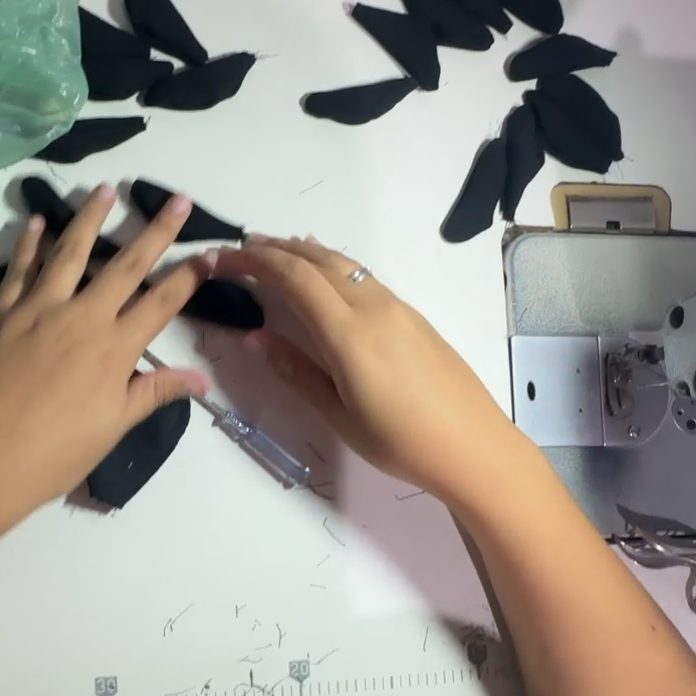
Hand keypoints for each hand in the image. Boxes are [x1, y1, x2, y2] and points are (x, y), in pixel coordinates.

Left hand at [0, 185, 209, 527]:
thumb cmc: (56, 452)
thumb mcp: (113, 426)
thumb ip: (154, 392)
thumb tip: (202, 380)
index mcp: (115, 348)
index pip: (162, 303)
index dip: (188, 278)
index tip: (208, 254)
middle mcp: (82, 317)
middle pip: (126, 266)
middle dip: (156, 231)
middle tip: (176, 200)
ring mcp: (38, 309)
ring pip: (70, 253)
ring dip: (90, 218)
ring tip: (105, 190)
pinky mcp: (1, 312)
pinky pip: (18, 269)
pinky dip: (28, 243)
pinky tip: (36, 222)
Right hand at [213, 237, 519, 505]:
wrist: (474, 446)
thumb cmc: (401, 442)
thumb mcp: (339, 416)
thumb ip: (296, 372)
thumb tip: (255, 337)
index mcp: (350, 334)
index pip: (294, 279)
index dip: (254, 263)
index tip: (222, 259)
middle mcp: (374, 307)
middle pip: (317, 260)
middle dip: (275, 250)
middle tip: (239, 251)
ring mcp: (397, 308)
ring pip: (343, 263)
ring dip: (303, 253)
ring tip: (273, 253)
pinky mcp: (411, 316)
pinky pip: (362, 276)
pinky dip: (330, 265)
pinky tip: (322, 275)